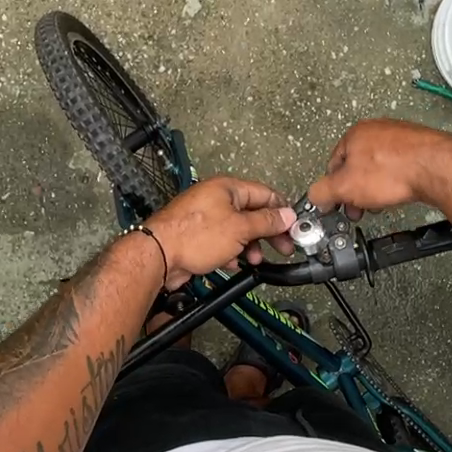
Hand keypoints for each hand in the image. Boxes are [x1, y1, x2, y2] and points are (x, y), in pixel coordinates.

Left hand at [143, 177, 296, 289]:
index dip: (282, 210)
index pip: (265, 193)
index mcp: (227, 188)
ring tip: (254, 259)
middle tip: (282, 246)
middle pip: (252, 213)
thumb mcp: (239, 228)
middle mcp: (215, 199)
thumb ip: (266, 221)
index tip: (292, 226)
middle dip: (268, 232)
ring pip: (237, 230)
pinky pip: (222, 242)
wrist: (159, 256)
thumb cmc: (191, 236)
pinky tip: (232, 262)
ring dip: (249, 246)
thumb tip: (286, 215)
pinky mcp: (197, 236)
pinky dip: (231, 252)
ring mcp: (205, 218)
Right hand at [306, 119, 451, 217]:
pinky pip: (398, 168)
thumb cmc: (395, 171)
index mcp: (354, 134)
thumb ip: (323, 192)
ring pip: (378, 168)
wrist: (436, 168)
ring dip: (376, 188)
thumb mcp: (345, 187)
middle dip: (356, 190)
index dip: (334, 188)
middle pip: (356, 166)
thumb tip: (315, 196)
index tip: (338, 204)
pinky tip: (400, 192)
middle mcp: (377, 130)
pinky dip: (396, 182)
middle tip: (359, 208)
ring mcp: (399, 137)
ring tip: (381, 203)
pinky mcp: (418, 147)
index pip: (333, 164)